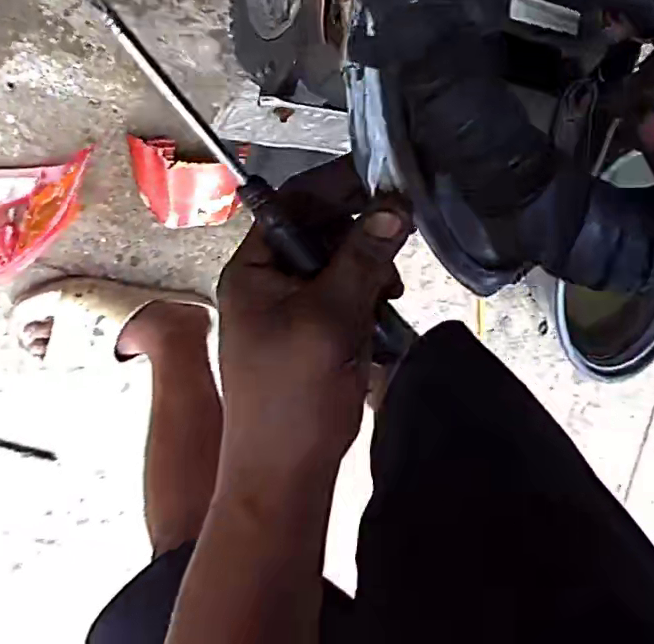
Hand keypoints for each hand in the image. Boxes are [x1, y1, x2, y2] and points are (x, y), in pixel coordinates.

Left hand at [214, 168, 411, 482]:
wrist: (286, 475)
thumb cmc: (293, 396)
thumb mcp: (330, 317)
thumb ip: (362, 258)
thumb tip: (394, 205)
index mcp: (255, 267)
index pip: (294, 203)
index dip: (337, 185)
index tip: (382, 177)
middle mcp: (271, 277)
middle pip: (320, 227)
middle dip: (360, 229)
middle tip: (398, 232)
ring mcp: (294, 301)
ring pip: (340, 256)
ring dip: (369, 262)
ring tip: (388, 286)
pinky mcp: (318, 323)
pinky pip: (348, 285)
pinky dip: (369, 288)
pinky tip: (383, 304)